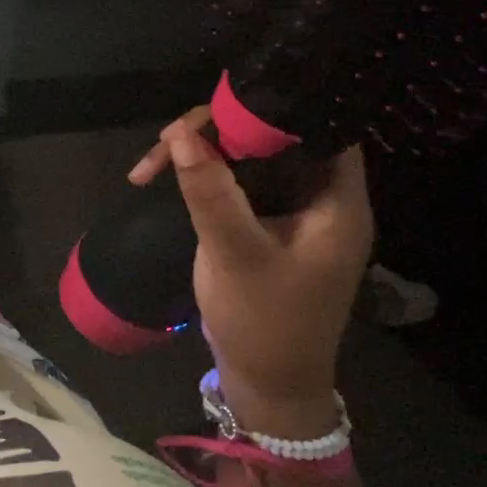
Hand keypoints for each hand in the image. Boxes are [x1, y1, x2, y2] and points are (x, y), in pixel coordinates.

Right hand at [132, 109, 372, 438]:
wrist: (266, 382)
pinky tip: (159, 176)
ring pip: (245, 155)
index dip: (275, 109)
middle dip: (216, 130)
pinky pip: (230, 178)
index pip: (318, 130)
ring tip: (151, 162)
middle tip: (167, 139)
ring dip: (198, 150)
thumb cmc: (266, 321)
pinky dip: (196, 172)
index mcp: (336, 202)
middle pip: (272, 137)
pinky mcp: (260, 220)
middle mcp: (317, 198)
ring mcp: (287, 209)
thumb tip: (179, 132)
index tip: (221, 104)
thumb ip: (210, 191)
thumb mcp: (235, 254)